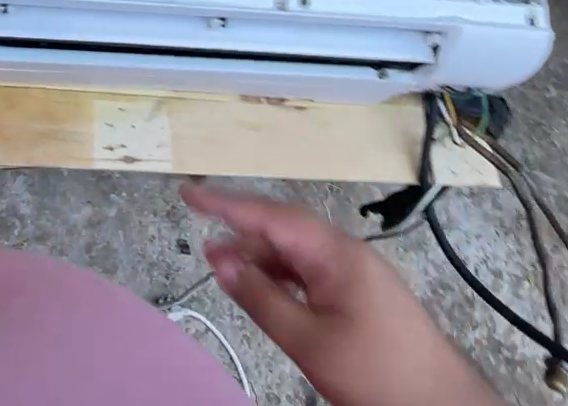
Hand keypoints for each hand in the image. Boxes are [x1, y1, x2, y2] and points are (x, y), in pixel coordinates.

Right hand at [181, 183, 499, 405]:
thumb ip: (261, 298)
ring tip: (224, 269)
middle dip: (241, 233)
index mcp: (335, 253)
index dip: (226, 203)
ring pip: (295, 252)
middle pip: (283, 230)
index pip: (270, 216)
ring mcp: (355, 272)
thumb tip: (220, 260)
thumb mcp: (309, 341)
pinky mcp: (360, 293)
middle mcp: (345, 252)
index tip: (189, 192)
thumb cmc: (378, 376)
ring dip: (260, 258)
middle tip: (203, 246)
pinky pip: (310, 272)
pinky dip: (281, 276)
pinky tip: (263, 287)